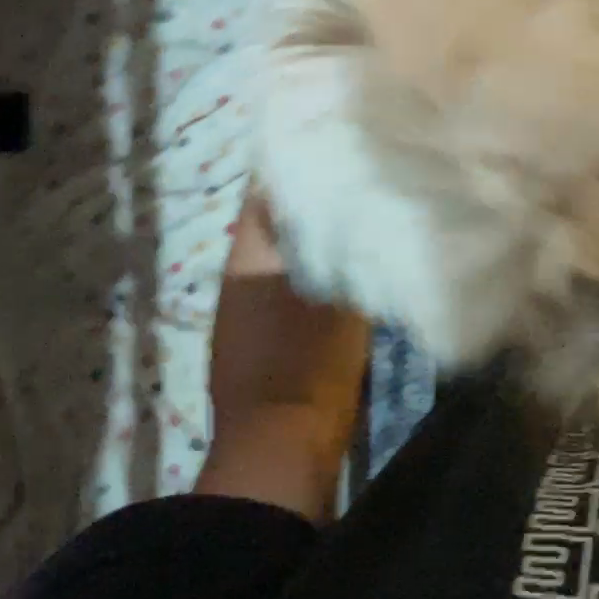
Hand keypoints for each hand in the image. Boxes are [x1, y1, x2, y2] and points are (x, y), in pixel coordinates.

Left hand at [202, 191, 369, 520]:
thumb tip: (361, 212)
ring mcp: (242, 311)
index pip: (267, 190)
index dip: (299, 168)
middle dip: (311, 203)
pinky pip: (285, 288)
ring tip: (358, 223)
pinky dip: (310, 275)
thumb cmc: (311, 364)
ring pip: (281, 256)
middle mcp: (237, 276)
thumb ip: (349, 251)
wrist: (279, 447)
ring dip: (312, 241)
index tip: (337, 151)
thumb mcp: (343, 300)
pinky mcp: (256, 340)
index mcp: (248, 257)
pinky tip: (345, 276)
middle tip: (358, 185)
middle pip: (274, 222)